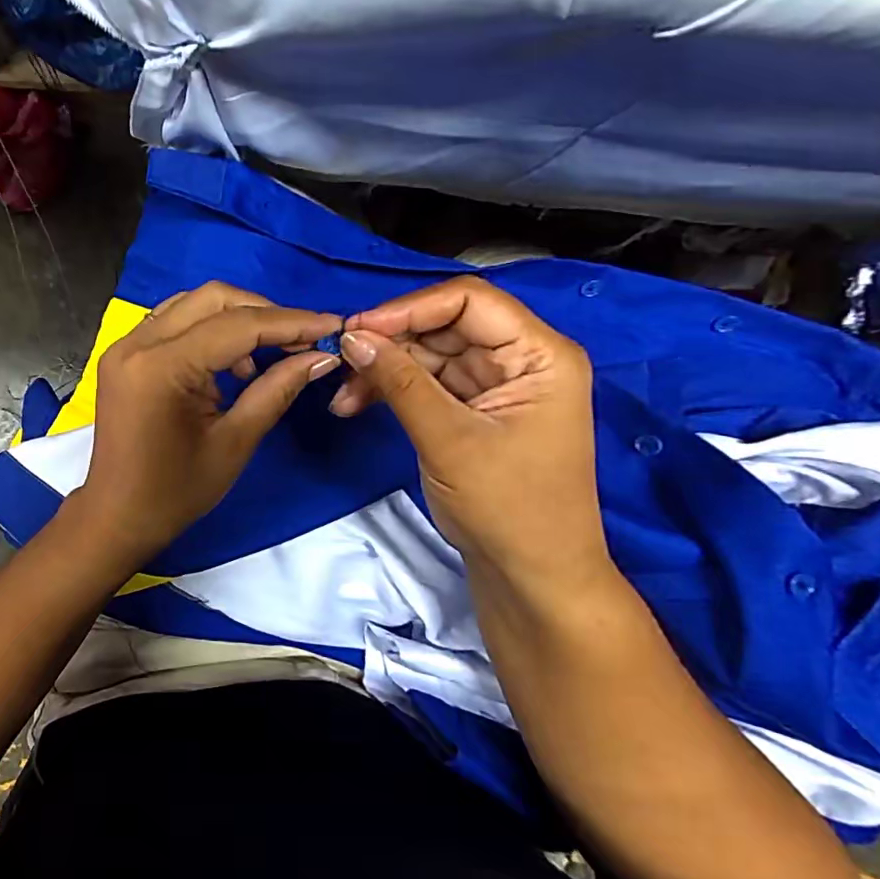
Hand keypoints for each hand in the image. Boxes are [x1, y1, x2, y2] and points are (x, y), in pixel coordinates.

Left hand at [73, 282, 341, 558]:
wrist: (118, 515)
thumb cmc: (176, 491)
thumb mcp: (235, 442)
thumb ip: (278, 389)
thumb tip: (321, 356)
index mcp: (161, 367)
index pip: (236, 326)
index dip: (290, 323)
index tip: (333, 325)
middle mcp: (136, 343)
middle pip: (212, 298)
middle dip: (263, 312)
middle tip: (301, 339)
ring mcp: (124, 345)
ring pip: (191, 304)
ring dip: (235, 317)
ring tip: (265, 358)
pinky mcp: (123, 354)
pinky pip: (172, 321)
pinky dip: (207, 329)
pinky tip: (229, 362)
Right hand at [329, 276, 603, 576]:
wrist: (531, 577)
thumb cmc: (508, 507)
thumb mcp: (448, 439)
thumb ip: (399, 382)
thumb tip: (351, 337)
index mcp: (539, 355)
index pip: (469, 301)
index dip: (409, 308)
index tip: (357, 331)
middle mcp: (519, 359)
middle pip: (442, 325)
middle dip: (388, 342)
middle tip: (340, 365)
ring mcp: (494, 384)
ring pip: (425, 354)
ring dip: (382, 369)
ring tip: (342, 397)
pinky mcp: (471, 408)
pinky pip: (423, 382)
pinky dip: (389, 390)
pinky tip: (355, 404)